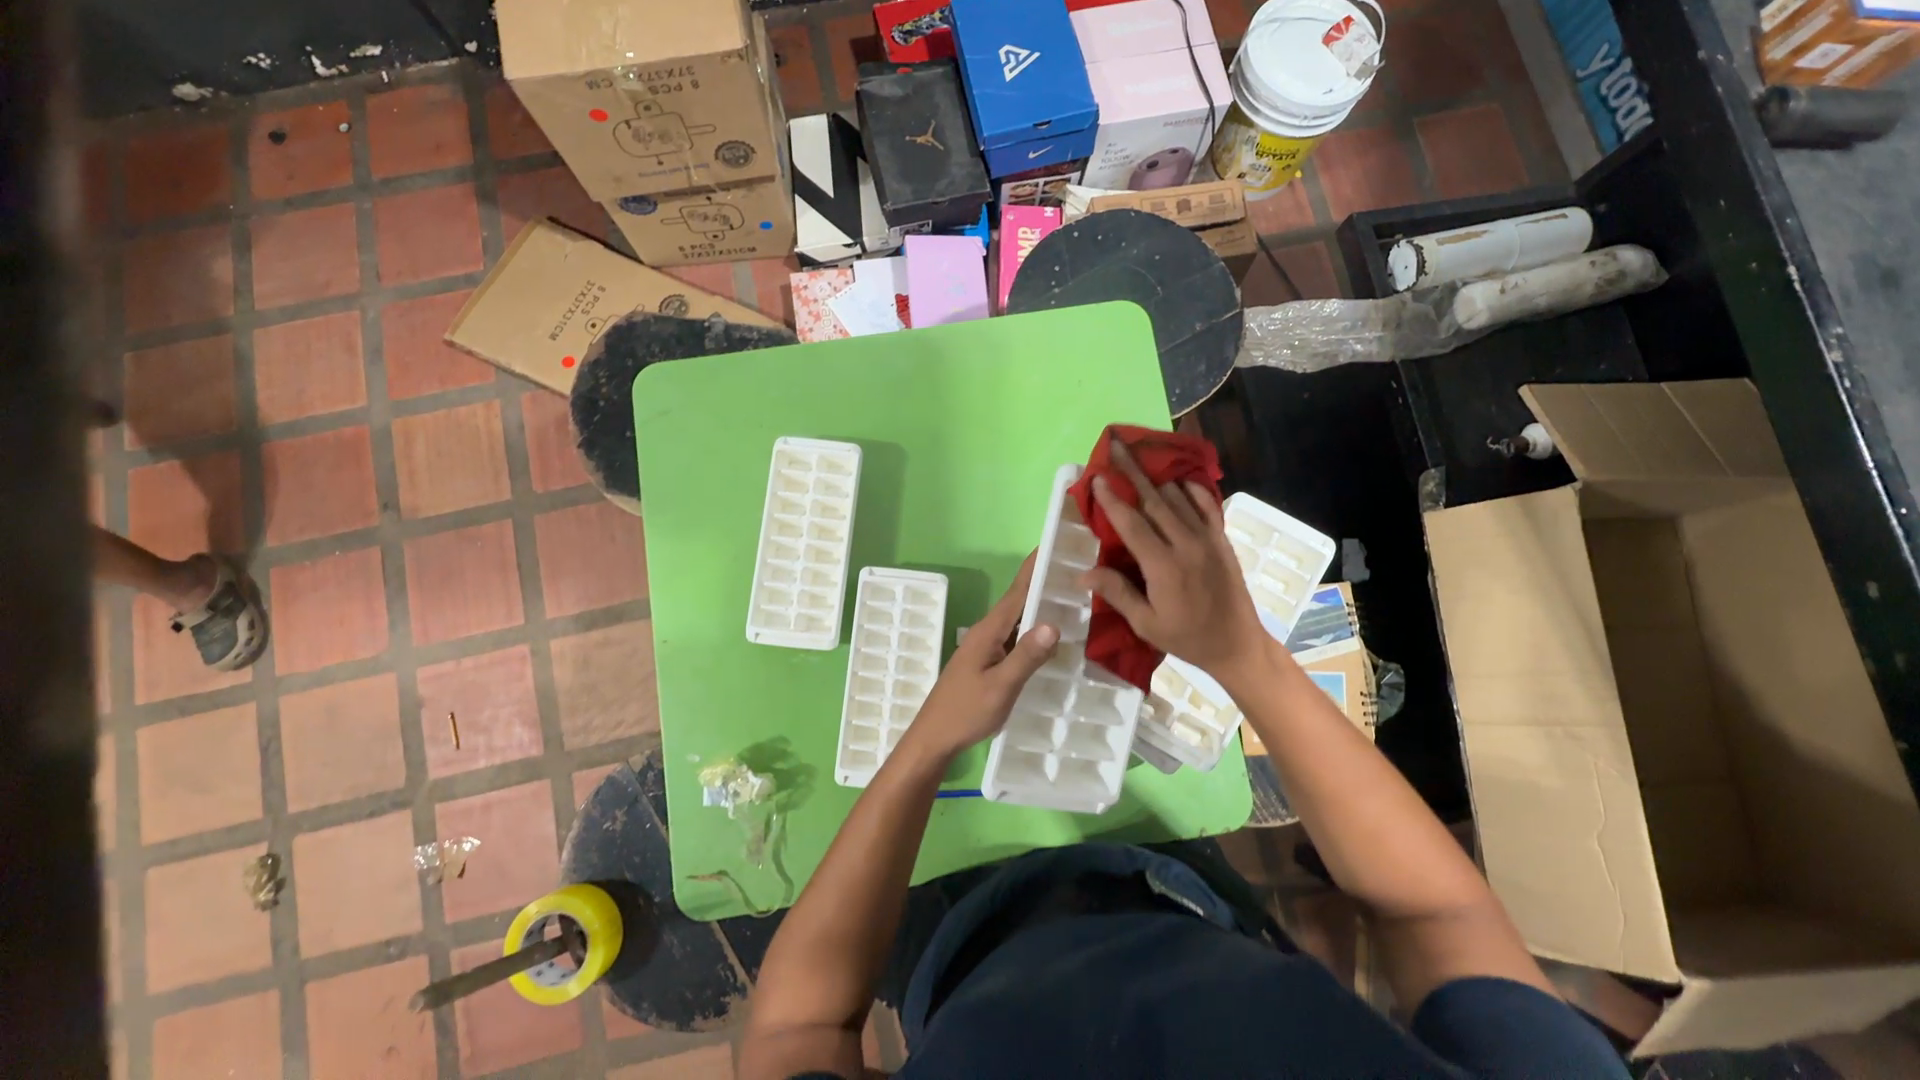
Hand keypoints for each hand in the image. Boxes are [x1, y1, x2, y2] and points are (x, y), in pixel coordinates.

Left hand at [901, 553, 1059, 763]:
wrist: (935, 737)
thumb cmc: (965, 712)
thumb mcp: (1000, 687)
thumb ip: (1026, 657)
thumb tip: (1053, 623)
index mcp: (989, 631)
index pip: (1018, 590)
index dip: (1036, 566)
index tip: (1056, 543)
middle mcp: (988, 632)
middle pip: (1020, 600)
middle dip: (1046, 582)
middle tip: (1080, 568)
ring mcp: (987, 647)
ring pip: (1020, 619)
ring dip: (1042, 605)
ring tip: (1075, 596)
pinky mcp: (989, 661)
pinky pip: (1017, 637)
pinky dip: (1035, 629)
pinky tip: (1053, 636)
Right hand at [1082, 438, 1269, 679]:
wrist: (1237, 644)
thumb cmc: (1187, 638)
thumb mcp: (1146, 624)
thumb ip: (1117, 593)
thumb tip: (1083, 573)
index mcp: (1163, 567)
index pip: (1132, 524)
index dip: (1112, 499)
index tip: (1096, 477)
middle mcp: (1185, 544)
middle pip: (1154, 499)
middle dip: (1132, 471)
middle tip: (1116, 446)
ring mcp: (1207, 539)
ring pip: (1178, 497)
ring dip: (1156, 477)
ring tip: (1140, 458)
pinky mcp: (1222, 539)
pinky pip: (1206, 505)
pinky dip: (1191, 489)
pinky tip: (1178, 480)